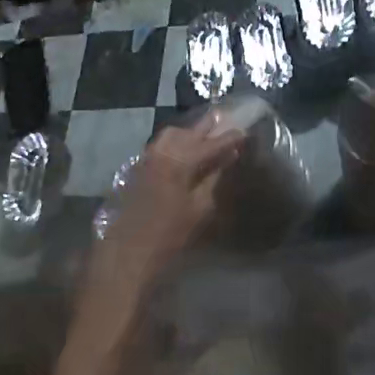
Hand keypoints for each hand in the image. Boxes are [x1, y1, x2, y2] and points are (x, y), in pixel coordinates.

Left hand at [96, 117, 245, 281]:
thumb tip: (227, 157)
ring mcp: (148, 157)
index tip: (244, 132)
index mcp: (180, 162)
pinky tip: (185, 151)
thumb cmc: (170, 234)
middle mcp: (162, 152)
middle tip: (226, 125)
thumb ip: (213, 178)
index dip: (229, 138)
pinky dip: (176, 141)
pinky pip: (161, 144)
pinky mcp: (139, 165)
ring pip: (172, 134)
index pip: (210, 144)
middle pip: (189, 132)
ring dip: (191, 133)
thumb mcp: (200, 208)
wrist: (129, 250)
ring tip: (207, 138)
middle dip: (209, 128)